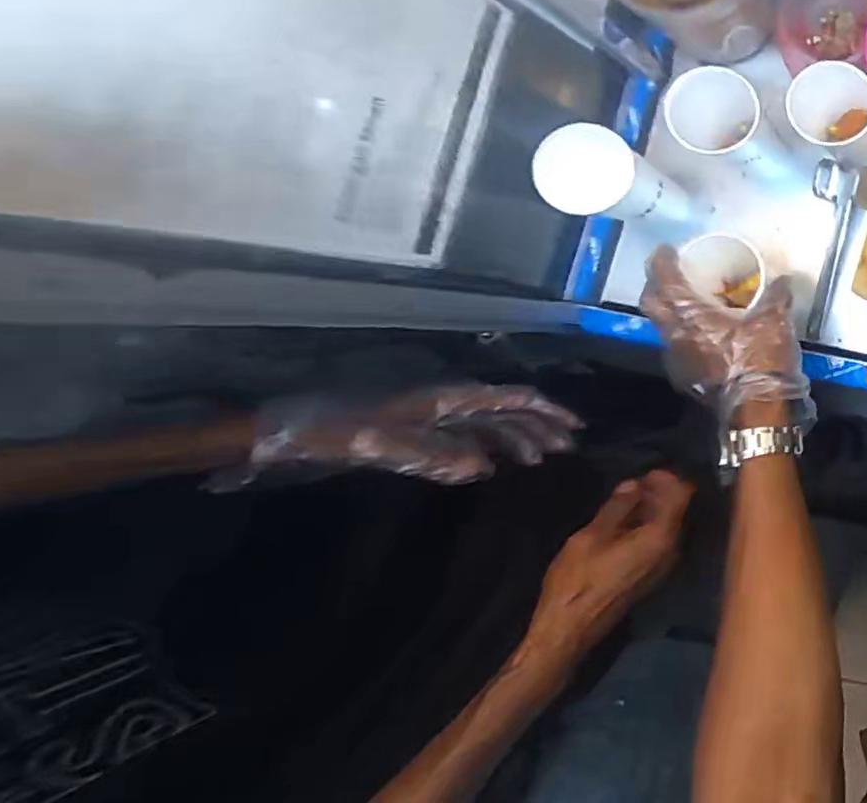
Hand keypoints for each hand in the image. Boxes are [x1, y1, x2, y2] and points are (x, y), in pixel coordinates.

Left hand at [217, 384, 580, 488]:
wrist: (291, 430)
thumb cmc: (338, 429)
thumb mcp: (382, 444)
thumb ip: (435, 456)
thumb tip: (487, 468)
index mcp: (449, 398)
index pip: (512, 399)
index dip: (547, 411)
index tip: (575, 426)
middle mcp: (453, 401)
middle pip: (510, 408)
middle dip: (541, 425)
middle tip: (567, 448)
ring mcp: (439, 414)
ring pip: (494, 422)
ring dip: (520, 437)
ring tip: (541, 458)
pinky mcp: (425, 428)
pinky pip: (471, 435)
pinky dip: (493, 446)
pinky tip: (498, 462)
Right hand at [527, 471, 694, 656]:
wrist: (567, 632)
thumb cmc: (578, 581)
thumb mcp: (593, 536)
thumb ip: (618, 507)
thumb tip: (634, 484)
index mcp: (661, 537)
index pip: (682, 494)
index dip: (668, 478)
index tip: (645, 473)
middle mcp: (671, 550)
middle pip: (679, 509)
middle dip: (661, 491)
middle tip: (635, 483)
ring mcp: (663, 566)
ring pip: (669, 525)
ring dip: (654, 508)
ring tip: (629, 498)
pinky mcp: (651, 576)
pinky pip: (660, 540)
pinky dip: (649, 525)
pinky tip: (626, 522)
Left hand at [639, 245, 812, 425]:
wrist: (756, 412)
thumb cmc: (759, 360)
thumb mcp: (774, 320)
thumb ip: (776, 294)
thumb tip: (783, 279)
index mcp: (689, 316)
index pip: (663, 281)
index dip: (661, 262)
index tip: (666, 250)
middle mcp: (674, 336)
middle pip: (652, 303)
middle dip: (658, 284)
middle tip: (673, 274)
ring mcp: (677, 360)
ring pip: (664, 327)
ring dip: (672, 312)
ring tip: (694, 303)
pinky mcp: (686, 378)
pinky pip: (677, 347)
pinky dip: (686, 334)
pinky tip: (707, 334)